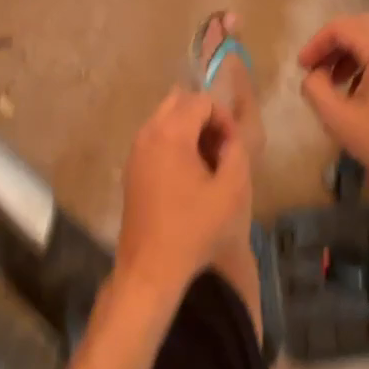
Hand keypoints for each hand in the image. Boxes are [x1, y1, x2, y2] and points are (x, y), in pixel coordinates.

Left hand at [116, 89, 253, 296]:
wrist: (151, 267)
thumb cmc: (194, 229)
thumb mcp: (232, 191)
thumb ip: (237, 153)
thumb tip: (230, 139)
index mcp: (170, 133)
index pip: (202, 101)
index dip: (224, 119)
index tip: (234, 148)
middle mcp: (147, 134)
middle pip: (179, 102)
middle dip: (205, 118)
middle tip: (221, 150)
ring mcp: (135, 152)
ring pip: (165, 120)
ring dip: (190, 131)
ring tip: (208, 165)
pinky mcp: (131, 170)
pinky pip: (155, 140)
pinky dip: (174, 145)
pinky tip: (189, 178)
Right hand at [297, 14, 368, 195]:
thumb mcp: (340, 120)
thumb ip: (316, 89)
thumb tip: (313, 74)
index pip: (342, 27)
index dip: (316, 43)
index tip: (302, 67)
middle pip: (360, 26)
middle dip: (333, 44)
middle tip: (315, 69)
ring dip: (350, 53)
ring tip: (333, 82)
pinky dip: (368, 61)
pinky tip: (358, 90)